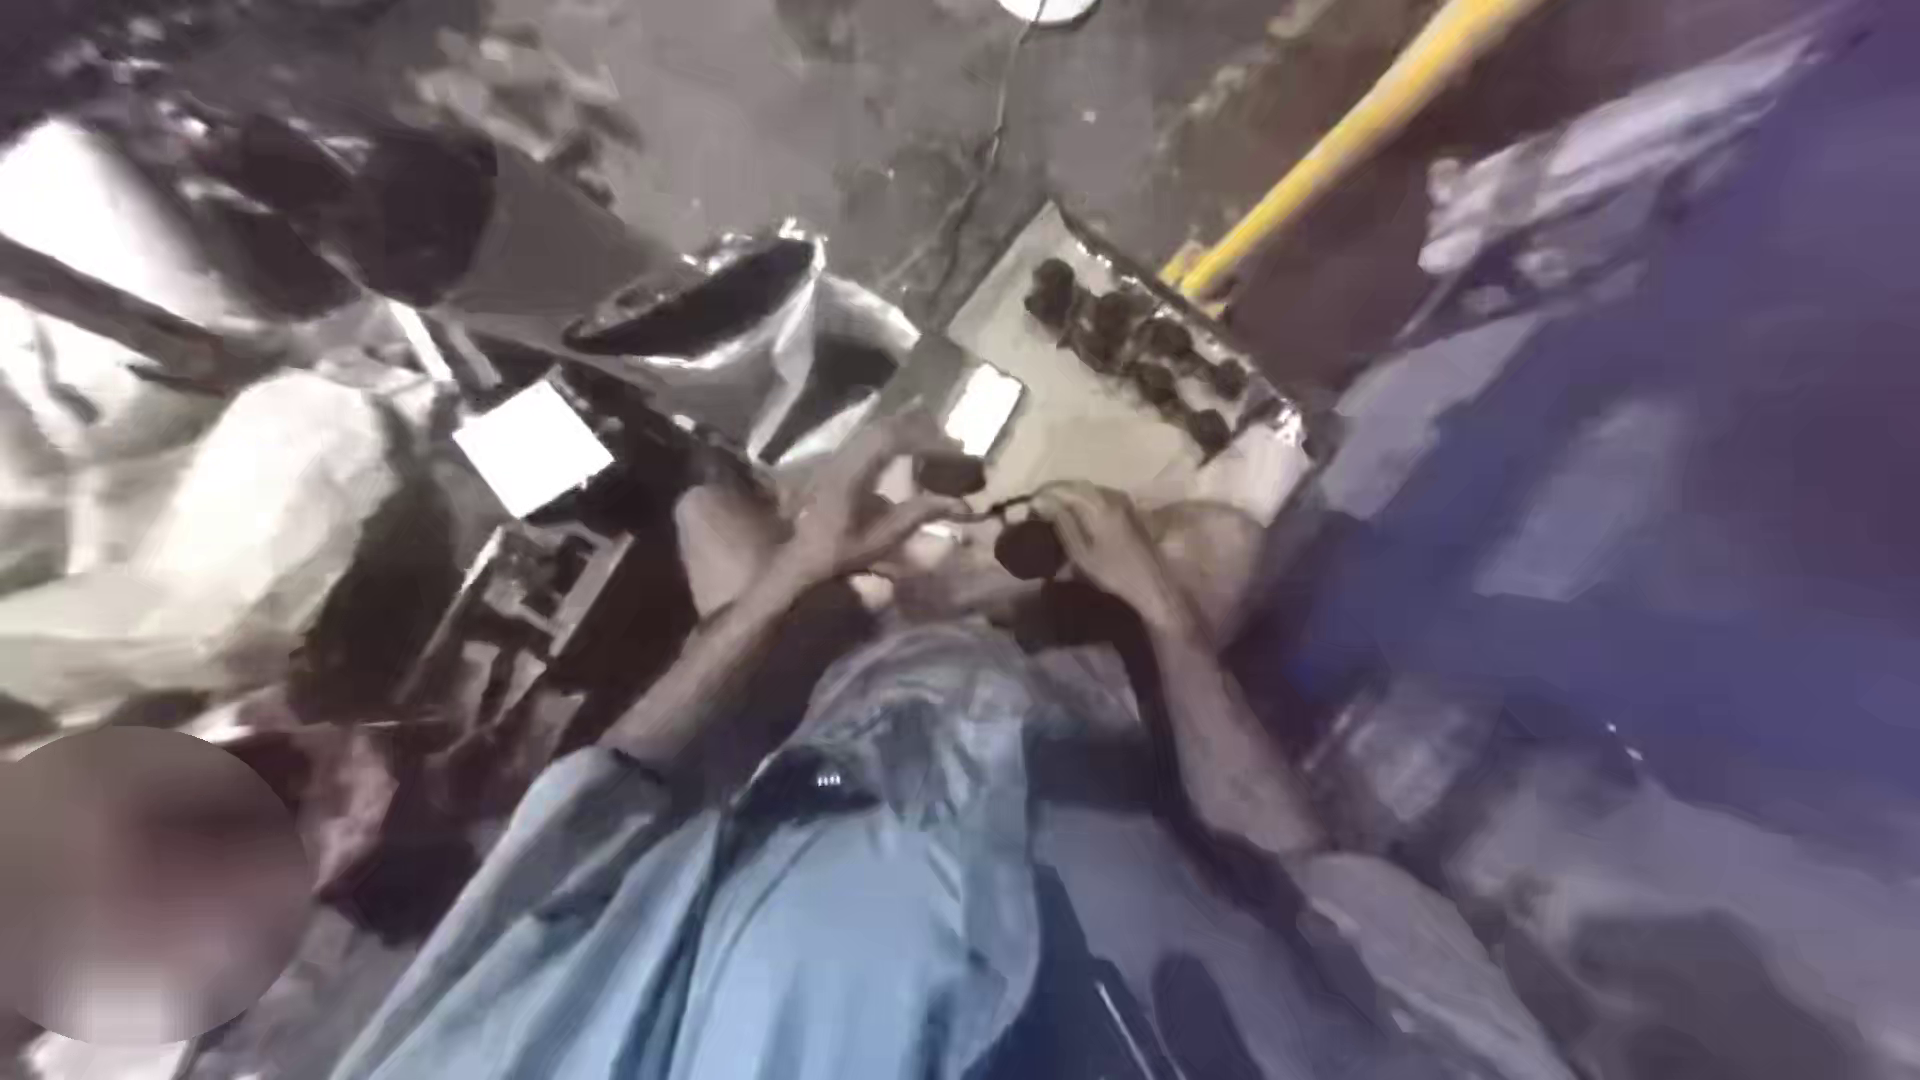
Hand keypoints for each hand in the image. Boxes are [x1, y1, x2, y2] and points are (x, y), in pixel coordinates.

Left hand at [770, 408, 964, 589]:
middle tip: (950, 443)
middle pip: (884, 427)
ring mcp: (836, 456)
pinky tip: (908, 447)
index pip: (891, 441)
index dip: (924, 440)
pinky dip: (893, 437)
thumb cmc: (836, 553)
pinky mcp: (835, 461)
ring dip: (907, 430)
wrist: (797, 557)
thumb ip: (915, 517)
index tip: (951, 449)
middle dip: (920, 430)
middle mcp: (842, 458)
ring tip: (934, 441)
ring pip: (875, 428)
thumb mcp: (879, 540)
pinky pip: (867, 438)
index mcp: (850, 476)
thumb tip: (955, 502)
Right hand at [1033, 482, 1197, 638]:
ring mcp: (1124, 502)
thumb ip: (1062, 523)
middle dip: (1056, 491)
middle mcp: (1113, 497)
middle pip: (1079, 485)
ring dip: (1070, 494)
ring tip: (1053, 508)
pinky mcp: (1129, 510)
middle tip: (1039, 505)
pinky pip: (1100, 495)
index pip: (1066, 488)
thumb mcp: (1081, 552)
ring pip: (1090, 489)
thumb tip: (1042, 502)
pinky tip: (1075, 512)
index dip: (1046, 492)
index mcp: (1100, 506)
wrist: (1153, 584)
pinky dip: (1083, 499)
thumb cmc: (1114, 573)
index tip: (1030, 503)